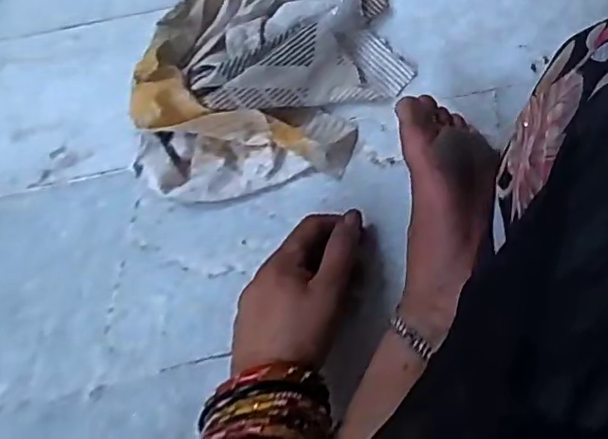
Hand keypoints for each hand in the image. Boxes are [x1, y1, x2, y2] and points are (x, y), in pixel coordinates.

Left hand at [230, 210, 364, 372]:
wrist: (266, 391)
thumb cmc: (303, 333)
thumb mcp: (330, 289)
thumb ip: (342, 248)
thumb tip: (351, 216)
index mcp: (278, 262)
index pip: (310, 225)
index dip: (337, 224)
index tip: (359, 237)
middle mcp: (260, 275)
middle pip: (299, 249)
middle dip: (329, 251)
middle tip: (353, 267)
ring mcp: (251, 301)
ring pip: (290, 273)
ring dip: (316, 272)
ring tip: (337, 292)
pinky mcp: (249, 325)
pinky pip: (279, 294)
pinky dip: (300, 291)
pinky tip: (312, 311)